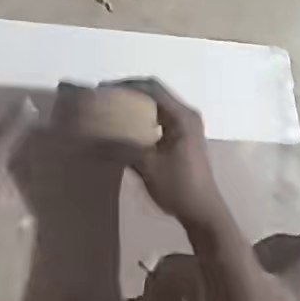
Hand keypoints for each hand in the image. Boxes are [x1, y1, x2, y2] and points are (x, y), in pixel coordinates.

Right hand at [117, 78, 228, 227]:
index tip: (104, 89)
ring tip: (114, 107)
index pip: (151, 88)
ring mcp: (187, 124)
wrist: (203, 214)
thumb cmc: (178, 187)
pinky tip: (129, 124)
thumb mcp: (147, 165)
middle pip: (155, 92)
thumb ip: (122, 145)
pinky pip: (161, 116)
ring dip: (137, 103)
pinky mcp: (184, 135)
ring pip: (158, 104)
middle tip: (106, 97)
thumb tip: (95, 134)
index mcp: (181, 115)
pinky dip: (144, 115)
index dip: (126, 85)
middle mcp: (186, 114)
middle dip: (129, 92)